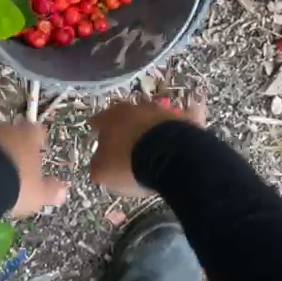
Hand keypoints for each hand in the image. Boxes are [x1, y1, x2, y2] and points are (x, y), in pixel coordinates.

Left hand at [0, 121, 68, 217]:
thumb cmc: (15, 186)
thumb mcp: (38, 195)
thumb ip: (51, 190)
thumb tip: (64, 190)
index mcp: (28, 136)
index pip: (37, 131)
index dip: (38, 140)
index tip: (37, 151)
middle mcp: (6, 127)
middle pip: (12, 131)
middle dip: (12, 144)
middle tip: (11, 165)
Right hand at [87, 92, 206, 197]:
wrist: (172, 158)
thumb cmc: (130, 163)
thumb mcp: (103, 172)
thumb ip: (98, 164)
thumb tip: (99, 163)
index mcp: (110, 118)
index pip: (98, 120)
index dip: (98, 130)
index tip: (99, 137)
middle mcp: (133, 108)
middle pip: (125, 114)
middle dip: (125, 125)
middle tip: (127, 142)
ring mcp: (160, 110)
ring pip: (151, 116)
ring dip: (150, 127)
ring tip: (153, 146)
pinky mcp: (184, 118)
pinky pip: (178, 122)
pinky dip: (176, 130)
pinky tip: (177, 144)